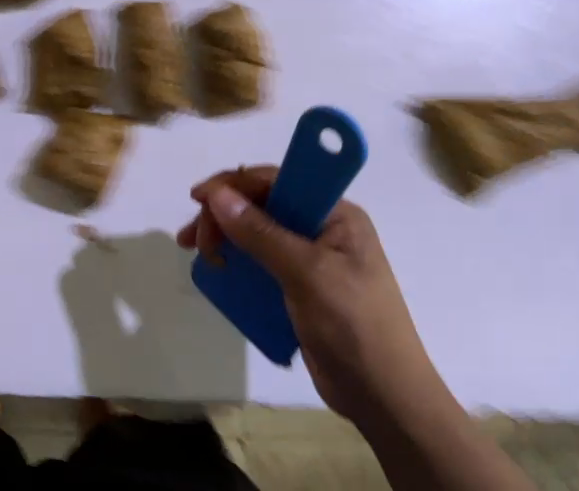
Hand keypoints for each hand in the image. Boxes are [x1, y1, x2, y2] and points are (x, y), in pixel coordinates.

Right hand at [178, 168, 453, 429]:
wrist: (385, 398)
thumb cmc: (354, 327)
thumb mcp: (307, 274)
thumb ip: (260, 233)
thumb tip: (216, 195)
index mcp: (336, 214)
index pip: (277, 180)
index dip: (234, 184)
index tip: (197, 198)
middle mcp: (324, 229)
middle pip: (261, 205)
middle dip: (223, 217)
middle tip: (193, 241)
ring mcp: (312, 259)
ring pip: (256, 234)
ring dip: (225, 239)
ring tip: (200, 256)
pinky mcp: (300, 288)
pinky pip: (260, 263)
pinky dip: (237, 264)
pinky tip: (218, 275)